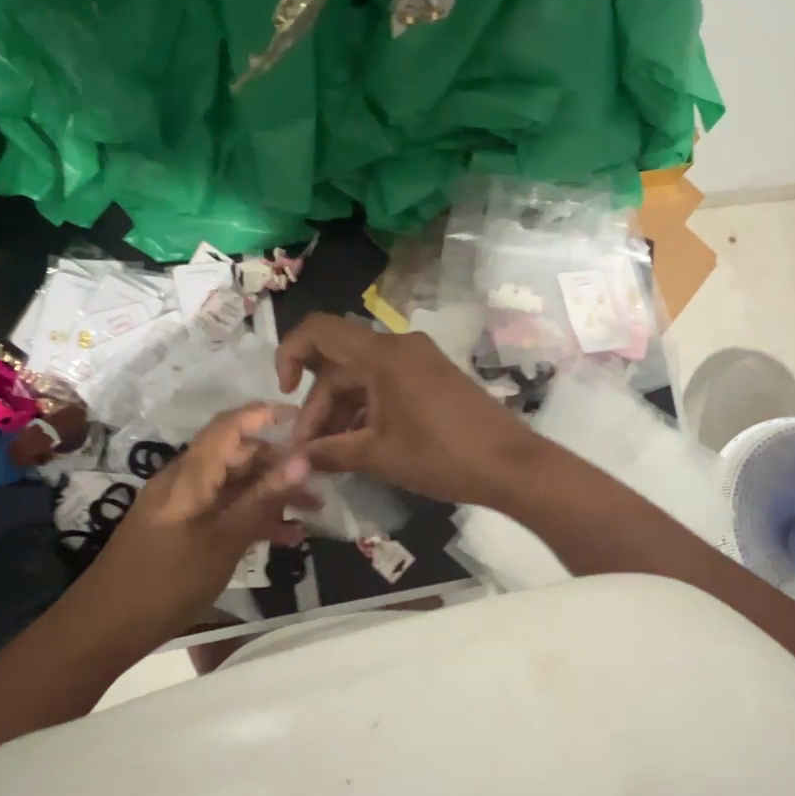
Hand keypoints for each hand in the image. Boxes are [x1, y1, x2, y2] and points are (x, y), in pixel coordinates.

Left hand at [103, 405, 314, 588]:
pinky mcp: (183, 533)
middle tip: (320, 479)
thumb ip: (263, 499)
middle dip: (279, 463)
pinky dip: (253, 518)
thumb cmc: (165, 582)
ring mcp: (183, 509)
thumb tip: (303, 459)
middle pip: (237, 456)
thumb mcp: (223, 541)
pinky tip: (286, 538)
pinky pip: (224, 512)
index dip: (264, 414)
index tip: (304, 418)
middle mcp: (185, 483)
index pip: (229, 426)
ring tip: (312, 511)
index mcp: (190, 476)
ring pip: (235, 486)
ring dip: (272, 494)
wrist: (104, 629)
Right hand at [274, 314, 540, 506]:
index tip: (284, 394)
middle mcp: (399, 346)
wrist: (510, 464)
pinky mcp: (434, 377)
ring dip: (342, 411)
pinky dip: (368, 409)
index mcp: (382, 353)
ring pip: (363, 377)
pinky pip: (387, 383)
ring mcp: (420, 360)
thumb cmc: (441, 456)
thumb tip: (292, 459)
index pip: (318, 331)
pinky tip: (360, 445)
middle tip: (308, 451)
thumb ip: (329, 452)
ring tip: (330, 455)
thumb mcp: (378, 456)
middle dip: (318, 405)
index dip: (289, 354)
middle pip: (339, 363)